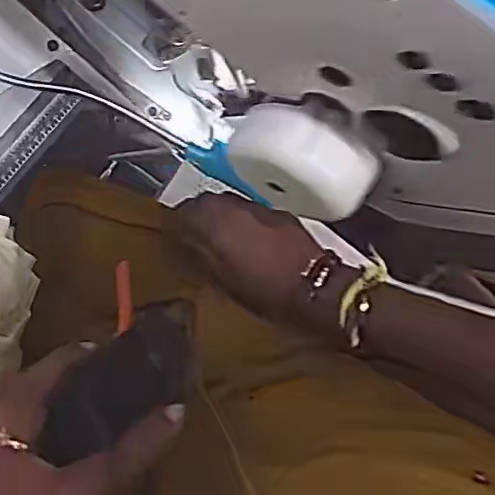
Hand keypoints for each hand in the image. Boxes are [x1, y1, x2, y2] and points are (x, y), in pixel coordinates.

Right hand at [174, 191, 344, 334]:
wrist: (316, 290)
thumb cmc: (264, 290)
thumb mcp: (220, 278)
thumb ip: (198, 254)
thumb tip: (184, 243)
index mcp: (212, 218)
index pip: (182, 210)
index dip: (178, 226)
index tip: (178, 239)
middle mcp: (234, 204)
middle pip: (206, 203)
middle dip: (200, 218)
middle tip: (199, 240)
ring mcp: (259, 207)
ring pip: (230, 207)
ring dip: (224, 220)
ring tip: (225, 244)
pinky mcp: (280, 215)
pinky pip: (252, 214)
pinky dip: (247, 224)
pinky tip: (251, 245)